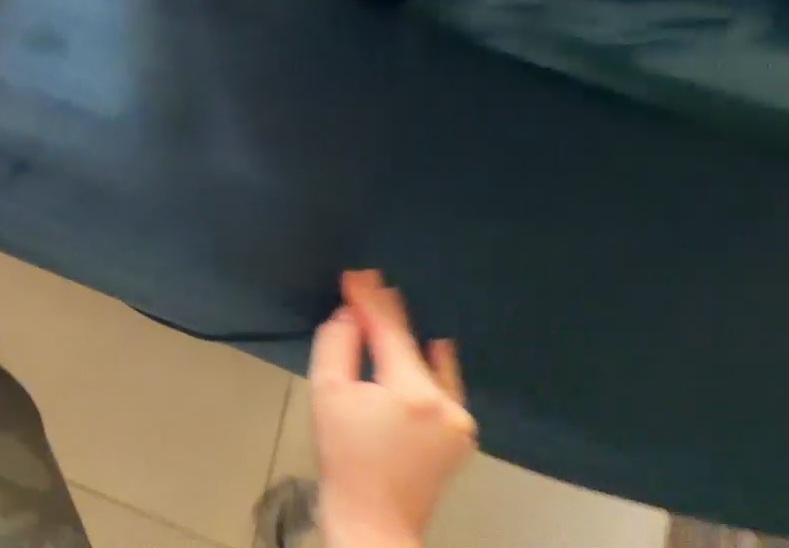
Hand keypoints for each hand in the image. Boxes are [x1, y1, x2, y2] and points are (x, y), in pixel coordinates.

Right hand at [310, 270, 476, 547]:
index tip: (355, 273)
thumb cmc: (341, 451)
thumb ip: (337, 345)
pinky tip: (430, 348)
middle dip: (387, 313)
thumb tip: (350, 314)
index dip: (369, 300)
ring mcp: (461, 421)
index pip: (389, 331)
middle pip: (413, 346)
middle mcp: (447, 403)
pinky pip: (446, 386)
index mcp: (412, 391)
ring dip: (409, 339)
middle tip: (368, 281)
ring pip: (432, 365)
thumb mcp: (326, 391)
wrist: (373, 514)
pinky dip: (433, 365)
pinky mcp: (462, 435)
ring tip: (391, 308)